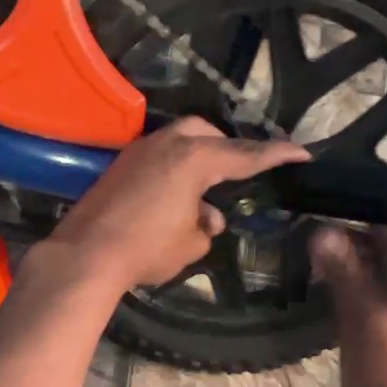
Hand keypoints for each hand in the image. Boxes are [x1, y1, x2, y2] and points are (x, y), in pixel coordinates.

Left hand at [43, 117, 309, 292]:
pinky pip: (158, 158)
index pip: (245, 154)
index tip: (300, 152)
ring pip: (178, 142)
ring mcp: (139, 151)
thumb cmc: (146, 247)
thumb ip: (206, 226)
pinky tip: (174, 201)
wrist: (86, 253)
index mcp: (194, 157)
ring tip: (204, 195)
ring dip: (196, 163)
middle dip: (226, 149)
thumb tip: (205, 218)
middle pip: (206, 133)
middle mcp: (168, 143)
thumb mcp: (190, 243)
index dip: (276, 154)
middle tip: (239, 173)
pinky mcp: (120, 165)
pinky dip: (173, 171)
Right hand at [309, 227, 386, 386]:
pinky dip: (347, 281)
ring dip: (348, 258)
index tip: (339, 200)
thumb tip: (320, 230)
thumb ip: (346, 271)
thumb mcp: (367, 318)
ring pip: (377, 271)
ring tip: (312, 242)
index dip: (376, 215)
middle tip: (315, 220)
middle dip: (356, 236)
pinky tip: (320, 272)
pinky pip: (368, 293)